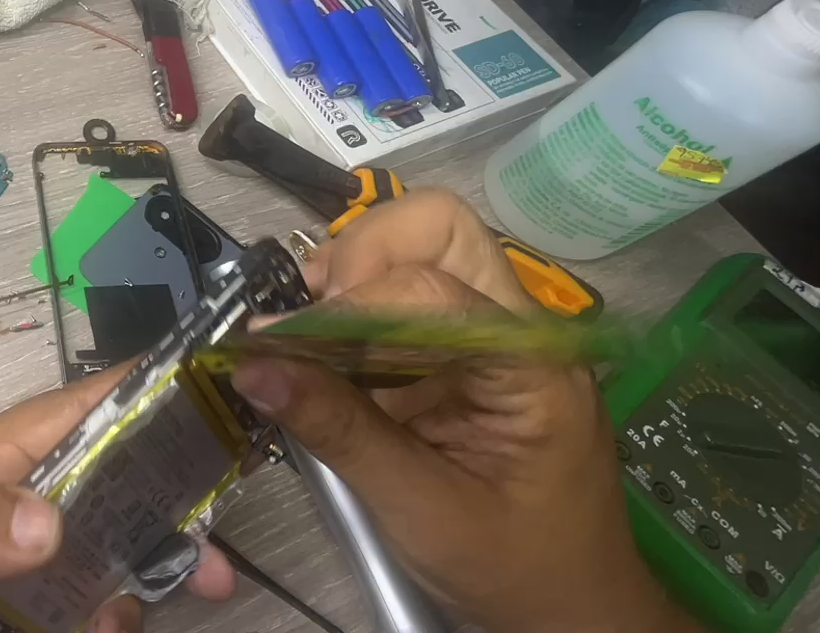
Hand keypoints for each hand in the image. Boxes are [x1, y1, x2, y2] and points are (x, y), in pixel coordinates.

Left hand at [0, 367, 235, 632]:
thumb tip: (49, 520)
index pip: (67, 411)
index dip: (134, 393)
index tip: (204, 394)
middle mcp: (14, 501)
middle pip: (107, 478)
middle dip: (165, 498)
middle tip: (216, 552)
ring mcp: (24, 560)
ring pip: (109, 545)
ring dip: (152, 564)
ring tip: (193, 590)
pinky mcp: (27, 609)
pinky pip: (88, 606)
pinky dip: (113, 615)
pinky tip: (114, 626)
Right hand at [234, 191, 699, 632]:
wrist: (569, 609)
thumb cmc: (513, 568)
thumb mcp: (419, 509)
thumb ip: (337, 429)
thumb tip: (249, 365)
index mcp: (528, 366)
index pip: (430, 288)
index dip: (348, 304)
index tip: (282, 339)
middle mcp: (513, 326)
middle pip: (437, 225)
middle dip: (361, 250)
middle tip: (315, 307)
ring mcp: (484, 327)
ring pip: (414, 238)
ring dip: (349, 265)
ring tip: (309, 322)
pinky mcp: (453, 341)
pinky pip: (397, 279)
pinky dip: (347, 291)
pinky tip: (321, 334)